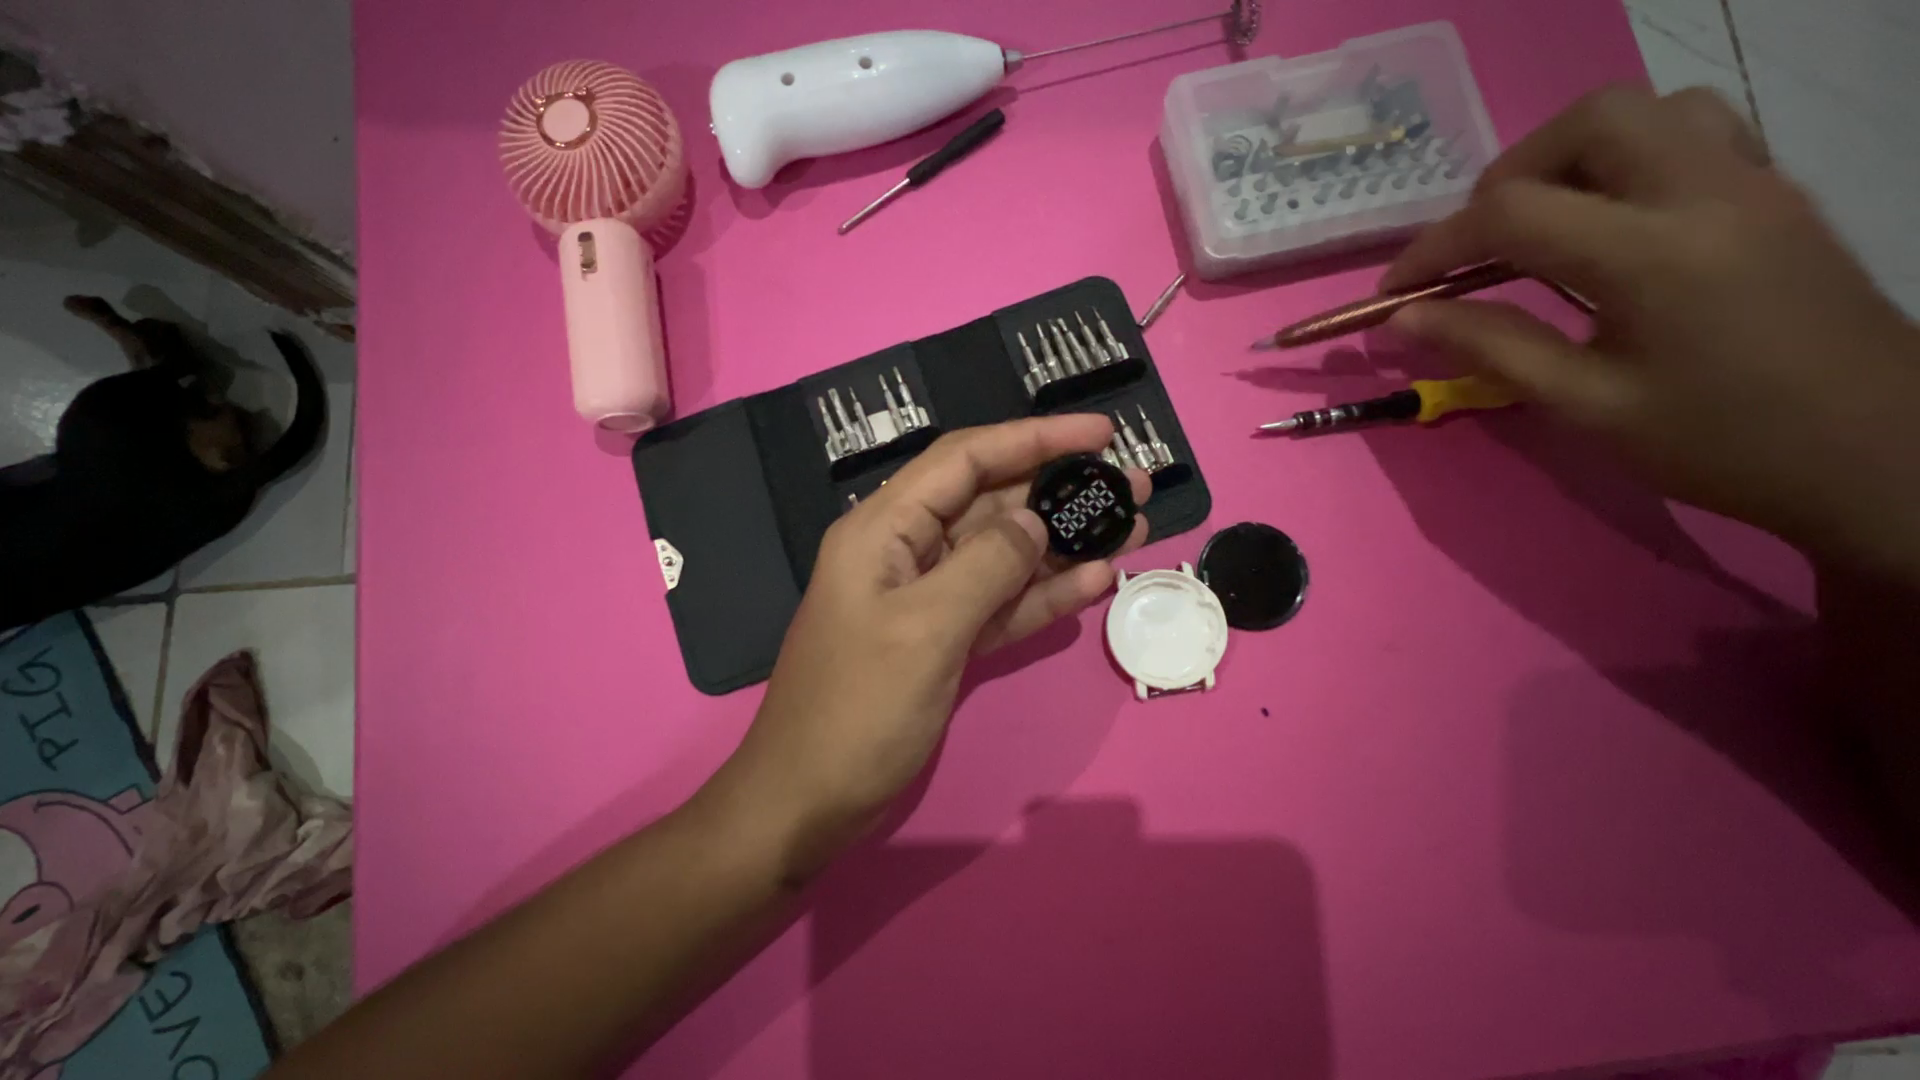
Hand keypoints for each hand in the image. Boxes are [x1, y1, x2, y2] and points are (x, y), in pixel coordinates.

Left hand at [720, 415, 1149, 873]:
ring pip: (1003, 554)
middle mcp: (905, 551)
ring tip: (1132, 526)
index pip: (965, 459)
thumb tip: (1033, 520)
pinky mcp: (942, 640)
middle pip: (990, 501)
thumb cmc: (857, 710)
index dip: (1034, 437)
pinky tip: (1094, 581)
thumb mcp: (925, 629)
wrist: (809, 800)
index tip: (1102, 433)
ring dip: (1064, 540)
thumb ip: (985, 565)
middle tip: (1134, 485)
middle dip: (1060, 488)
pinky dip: (1043, 593)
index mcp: (883, 529)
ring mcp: (926, 598)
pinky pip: (1000, 603)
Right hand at [1383, 85, 1919, 584]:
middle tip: (1482, 245)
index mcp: (1653, 254)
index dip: (1434, 247)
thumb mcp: (1588, 408)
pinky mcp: (1778, 191)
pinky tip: (1614, 219)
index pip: (1512, 212)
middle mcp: (1708, 191)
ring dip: (1576, 154)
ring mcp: (1756, 180)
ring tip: (1545, 224)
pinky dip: (1632, 158)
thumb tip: (1404, 319)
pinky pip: (1698, 131)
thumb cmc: (1718, 444)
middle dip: (1511, 175)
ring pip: (1650, 111)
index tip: (1396, 292)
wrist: (1876, 454)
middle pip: (1589, 122)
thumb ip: (1492, 348)